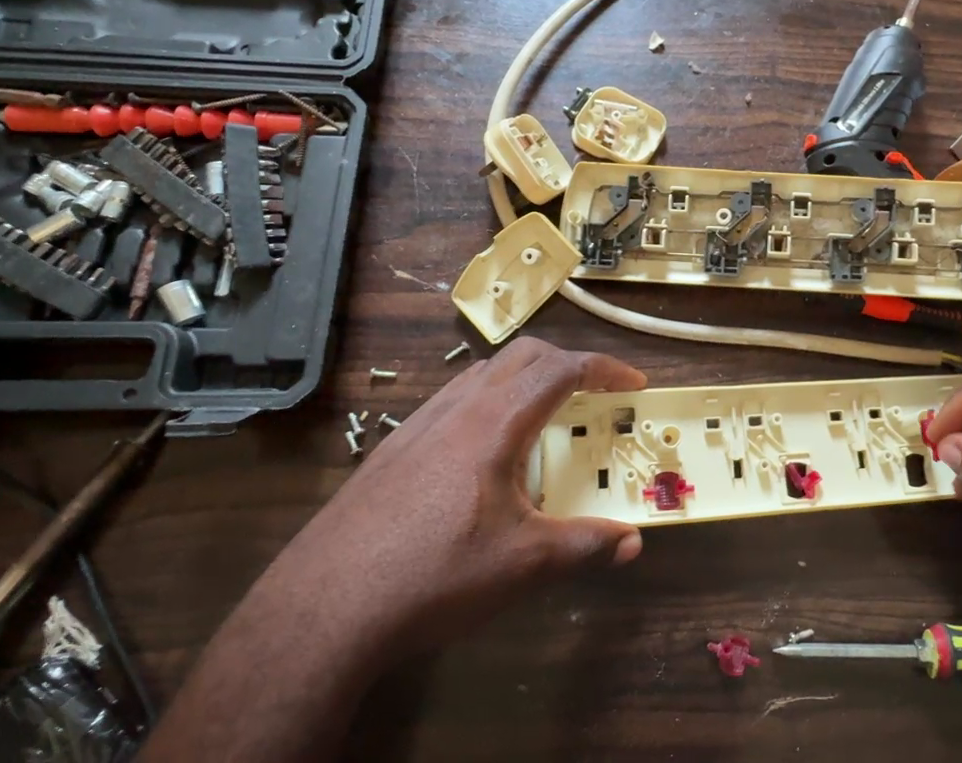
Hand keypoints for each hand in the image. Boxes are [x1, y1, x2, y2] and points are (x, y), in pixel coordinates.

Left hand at [260, 339, 645, 660]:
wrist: (327, 604)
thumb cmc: (436, 574)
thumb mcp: (523, 564)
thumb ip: (585, 545)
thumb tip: (634, 543)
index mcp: (495, 422)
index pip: (561, 368)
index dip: (605, 368)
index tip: (634, 384)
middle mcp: (457, 408)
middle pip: (521, 356)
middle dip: (567, 363)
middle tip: (593, 395)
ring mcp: (418, 425)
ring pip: (480, 375)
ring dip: (522, 381)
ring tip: (542, 422)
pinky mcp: (392, 450)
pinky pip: (451, 403)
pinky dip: (486, 405)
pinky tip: (483, 458)